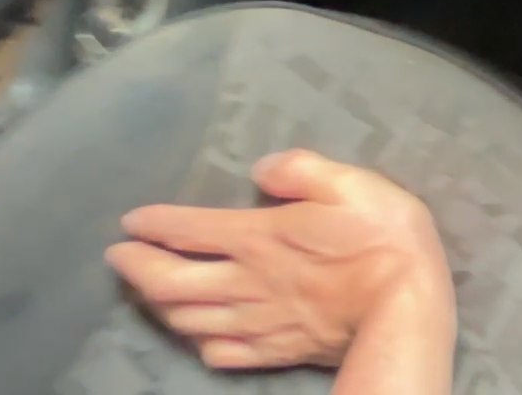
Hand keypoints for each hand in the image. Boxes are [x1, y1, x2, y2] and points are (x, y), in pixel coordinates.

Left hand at [105, 149, 454, 370]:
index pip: (192, 231)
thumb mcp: (354, 184)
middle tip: (119, 257)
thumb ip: (304, 170)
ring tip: (150, 293)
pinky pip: (220, 354)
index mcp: (261, 238)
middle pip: (172, 283)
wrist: (402, 306)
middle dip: (138, 268)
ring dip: (159, 305)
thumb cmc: (384, 235)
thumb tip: (260, 167)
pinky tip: (201, 337)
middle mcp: (245, 282)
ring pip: (187, 320)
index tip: (132, 220)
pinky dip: (199, 342)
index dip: (157, 224)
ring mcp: (256, 322)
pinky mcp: (274, 352)